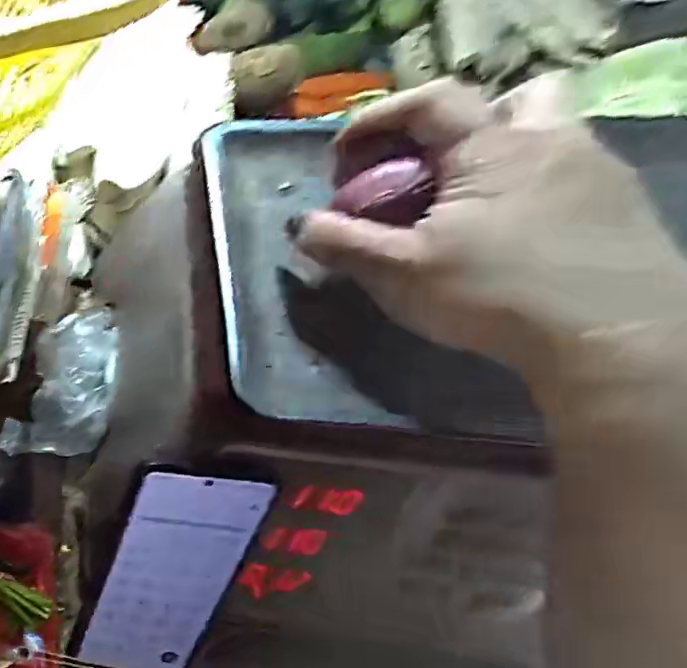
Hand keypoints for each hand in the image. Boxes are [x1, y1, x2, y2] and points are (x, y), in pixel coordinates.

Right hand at [294, 78, 686, 402]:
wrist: (605, 327)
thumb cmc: (489, 291)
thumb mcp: (395, 271)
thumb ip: (342, 242)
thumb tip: (300, 224)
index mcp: (495, 147)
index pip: (431, 101)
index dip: (374, 121)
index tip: (337, 162)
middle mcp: (550, 138)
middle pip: (504, 101)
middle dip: (448, 128)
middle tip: (408, 174)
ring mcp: (589, 165)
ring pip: (533, 133)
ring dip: (482, 156)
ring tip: (443, 205)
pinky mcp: (606, 198)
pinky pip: (549, 168)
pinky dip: (506, 185)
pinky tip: (485, 229)